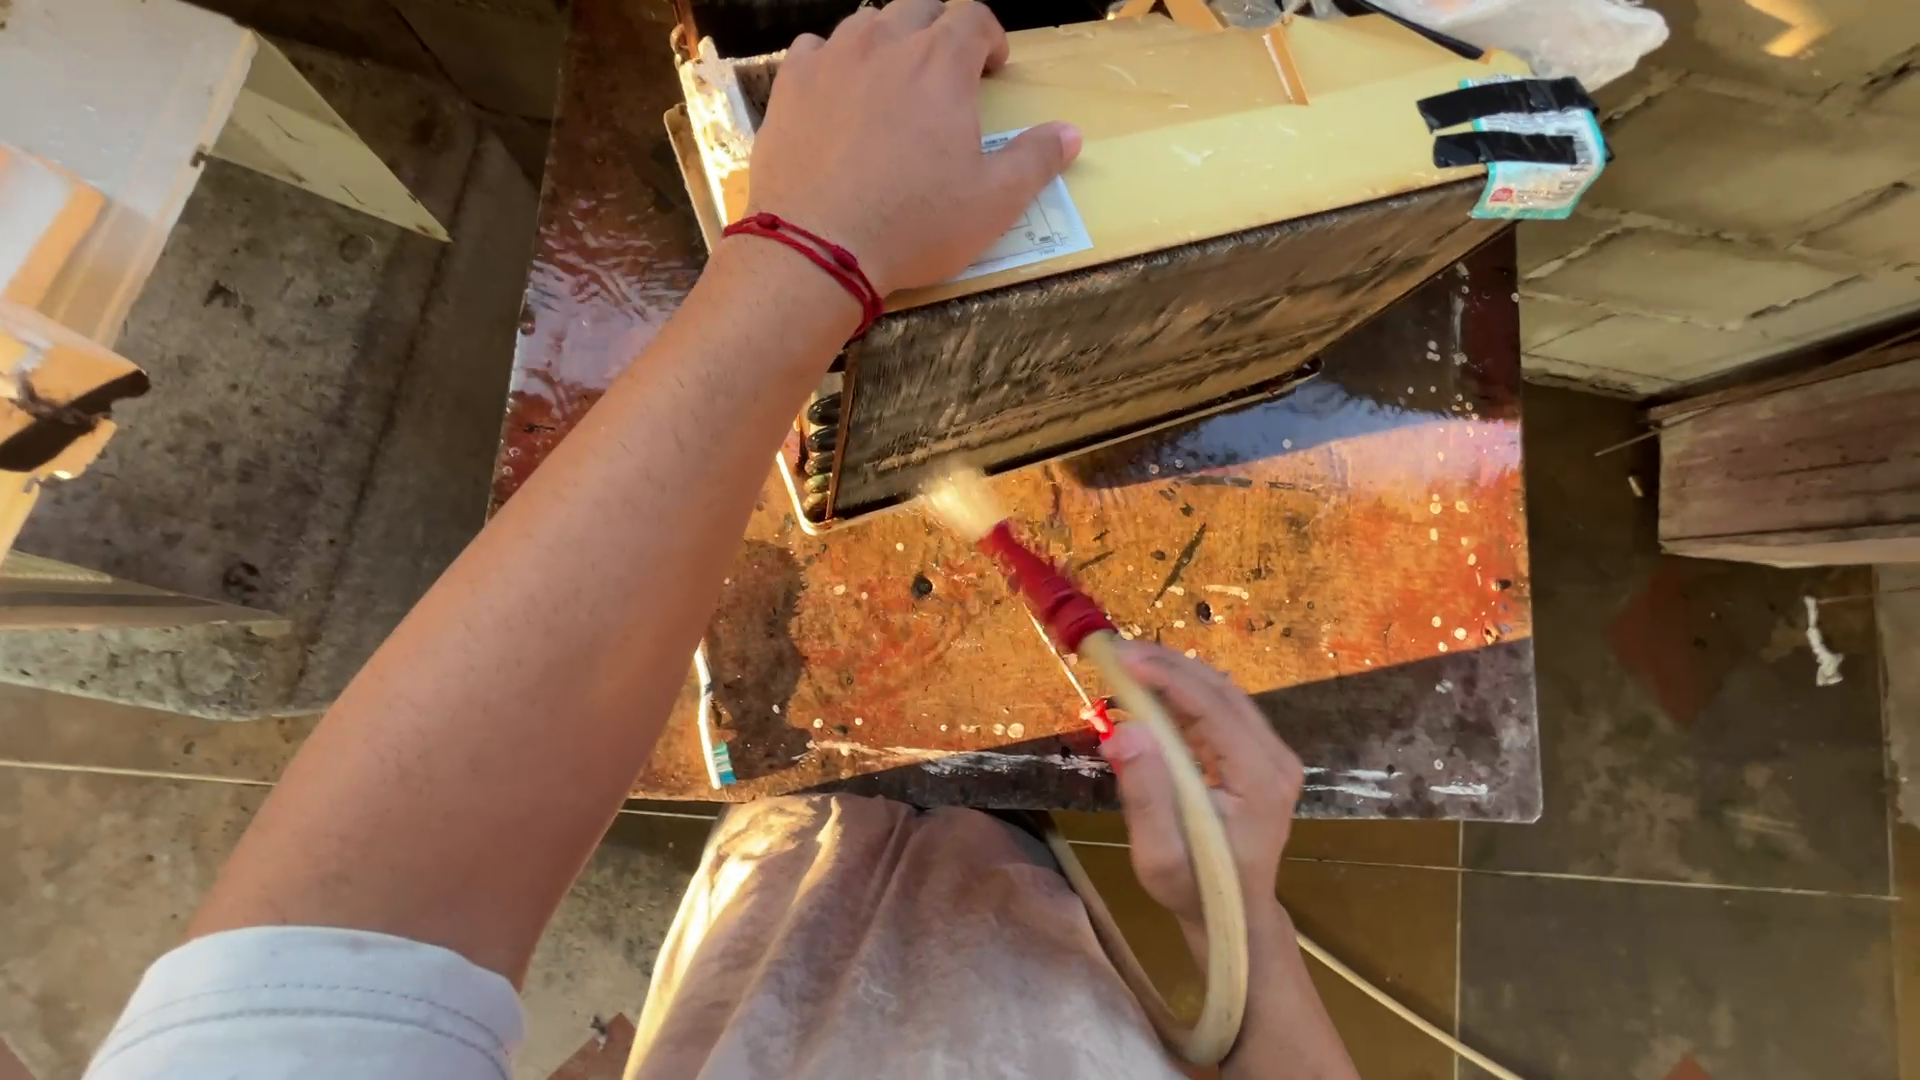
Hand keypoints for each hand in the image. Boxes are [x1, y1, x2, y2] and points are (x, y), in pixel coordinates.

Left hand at [745, 0, 1081, 295]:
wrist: (819, 247)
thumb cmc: (914, 227)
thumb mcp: (992, 205)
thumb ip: (1034, 162)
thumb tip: (1071, 133)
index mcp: (941, 64)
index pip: (973, 17)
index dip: (989, 37)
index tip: (993, 67)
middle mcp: (886, 42)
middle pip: (919, 8)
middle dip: (940, 33)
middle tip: (946, 74)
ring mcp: (832, 58)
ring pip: (867, 23)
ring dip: (888, 42)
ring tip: (893, 82)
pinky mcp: (791, 84)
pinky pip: (814, 49)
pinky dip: (834, 62)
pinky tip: (839, 95)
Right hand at [1100, 643, 1305, 930]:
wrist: (1233, 916)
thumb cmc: (1195, 889)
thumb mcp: (1161, 856)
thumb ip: (1146, 796)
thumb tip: (1126, 730)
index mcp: (1259, 779)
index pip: (1213, 707)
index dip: (1166, 675)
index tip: (1120, 657)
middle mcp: (1274, 757)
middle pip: (1220, 689)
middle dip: (1166, 663)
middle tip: (1114, 651)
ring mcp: (1269, 754)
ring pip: (1220, 692)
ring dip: (1172, 671)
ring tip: (1125, 661)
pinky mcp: (1254, 755)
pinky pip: (1217, 708)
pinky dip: (1179, 692)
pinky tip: (1146, 688)